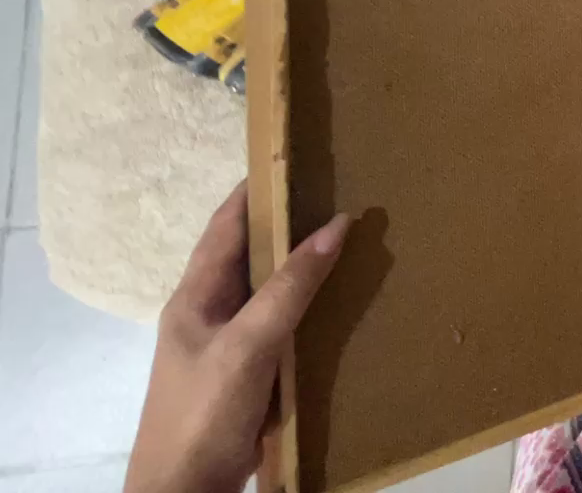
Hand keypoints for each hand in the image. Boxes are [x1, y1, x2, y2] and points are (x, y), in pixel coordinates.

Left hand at [125, 185, 351, 492]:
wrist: (188, 489)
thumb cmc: (205, 409)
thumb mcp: (250, 342)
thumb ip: (292, 284)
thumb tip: (339, 221)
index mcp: (195, 298)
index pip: (224, 228)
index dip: (252, 191)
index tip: (292, 159)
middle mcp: (212, 310)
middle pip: (253, 251)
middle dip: (292, 219)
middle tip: (341, 188)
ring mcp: (233, 336)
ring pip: (275, 281)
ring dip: (309, 256)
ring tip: (356, 230)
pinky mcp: (256, 359)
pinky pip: (291, 310)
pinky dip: (318, 290)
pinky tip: (349, 287)